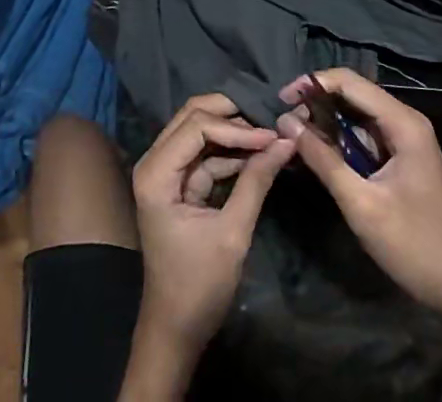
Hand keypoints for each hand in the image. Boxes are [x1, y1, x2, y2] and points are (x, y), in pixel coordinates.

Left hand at [130, 93, 296, 352]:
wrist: (176, 328)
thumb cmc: (198, 285)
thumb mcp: (233, 232)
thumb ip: (256, 181)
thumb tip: (287, 140)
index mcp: (156, 174)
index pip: (196, 126)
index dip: (236, 127)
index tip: (272, 137)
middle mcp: (154, 163)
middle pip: (193, 116)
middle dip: (233, 114)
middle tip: (271, 119)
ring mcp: (166, 171)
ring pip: (200, 129)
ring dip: (235, 130)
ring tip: (272, 133)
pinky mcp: (181, 182)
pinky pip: (207, 152)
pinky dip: (233, 150)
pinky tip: (261, 153)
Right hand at [278, 69, 441, 320]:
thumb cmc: (415, 244)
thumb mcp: (361, 204)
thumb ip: (323, 160)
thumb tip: (286, 123)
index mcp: (403, 123)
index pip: (350, 82)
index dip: (313, 83)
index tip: (280, 99)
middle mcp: (405, 122)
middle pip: (353, 96)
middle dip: (316, 105)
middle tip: (283, 127)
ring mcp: (404, 142)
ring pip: (356, 118)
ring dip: (325, 125)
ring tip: (292, 140)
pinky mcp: (400, 161)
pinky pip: (364, 139)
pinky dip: (338, 143)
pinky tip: (315, 156)